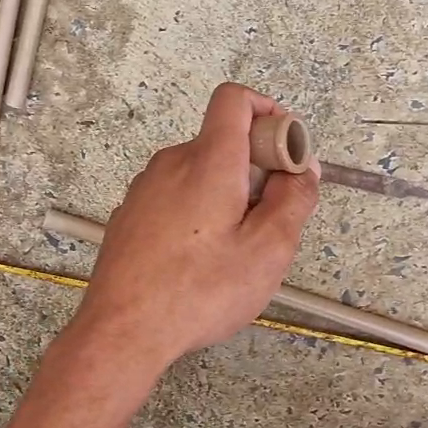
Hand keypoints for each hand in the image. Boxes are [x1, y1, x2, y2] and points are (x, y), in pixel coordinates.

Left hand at [76, 83, 320, 366]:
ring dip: (226, 196)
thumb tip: (304, 168)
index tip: (285, 151)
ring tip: (233, 250)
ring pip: (199, 172)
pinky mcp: (131, 213)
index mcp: (207, 161)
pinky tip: (199, 260)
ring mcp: (145, 187)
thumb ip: (294, 200)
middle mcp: (171, 163)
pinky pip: (175, 196)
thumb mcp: (268, 250)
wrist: (123, 329)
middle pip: (221, 142)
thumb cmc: (198, 292)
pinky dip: (197, 212)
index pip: (234, 98)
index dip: (267, 111)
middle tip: (268, 222)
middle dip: (255, 170)